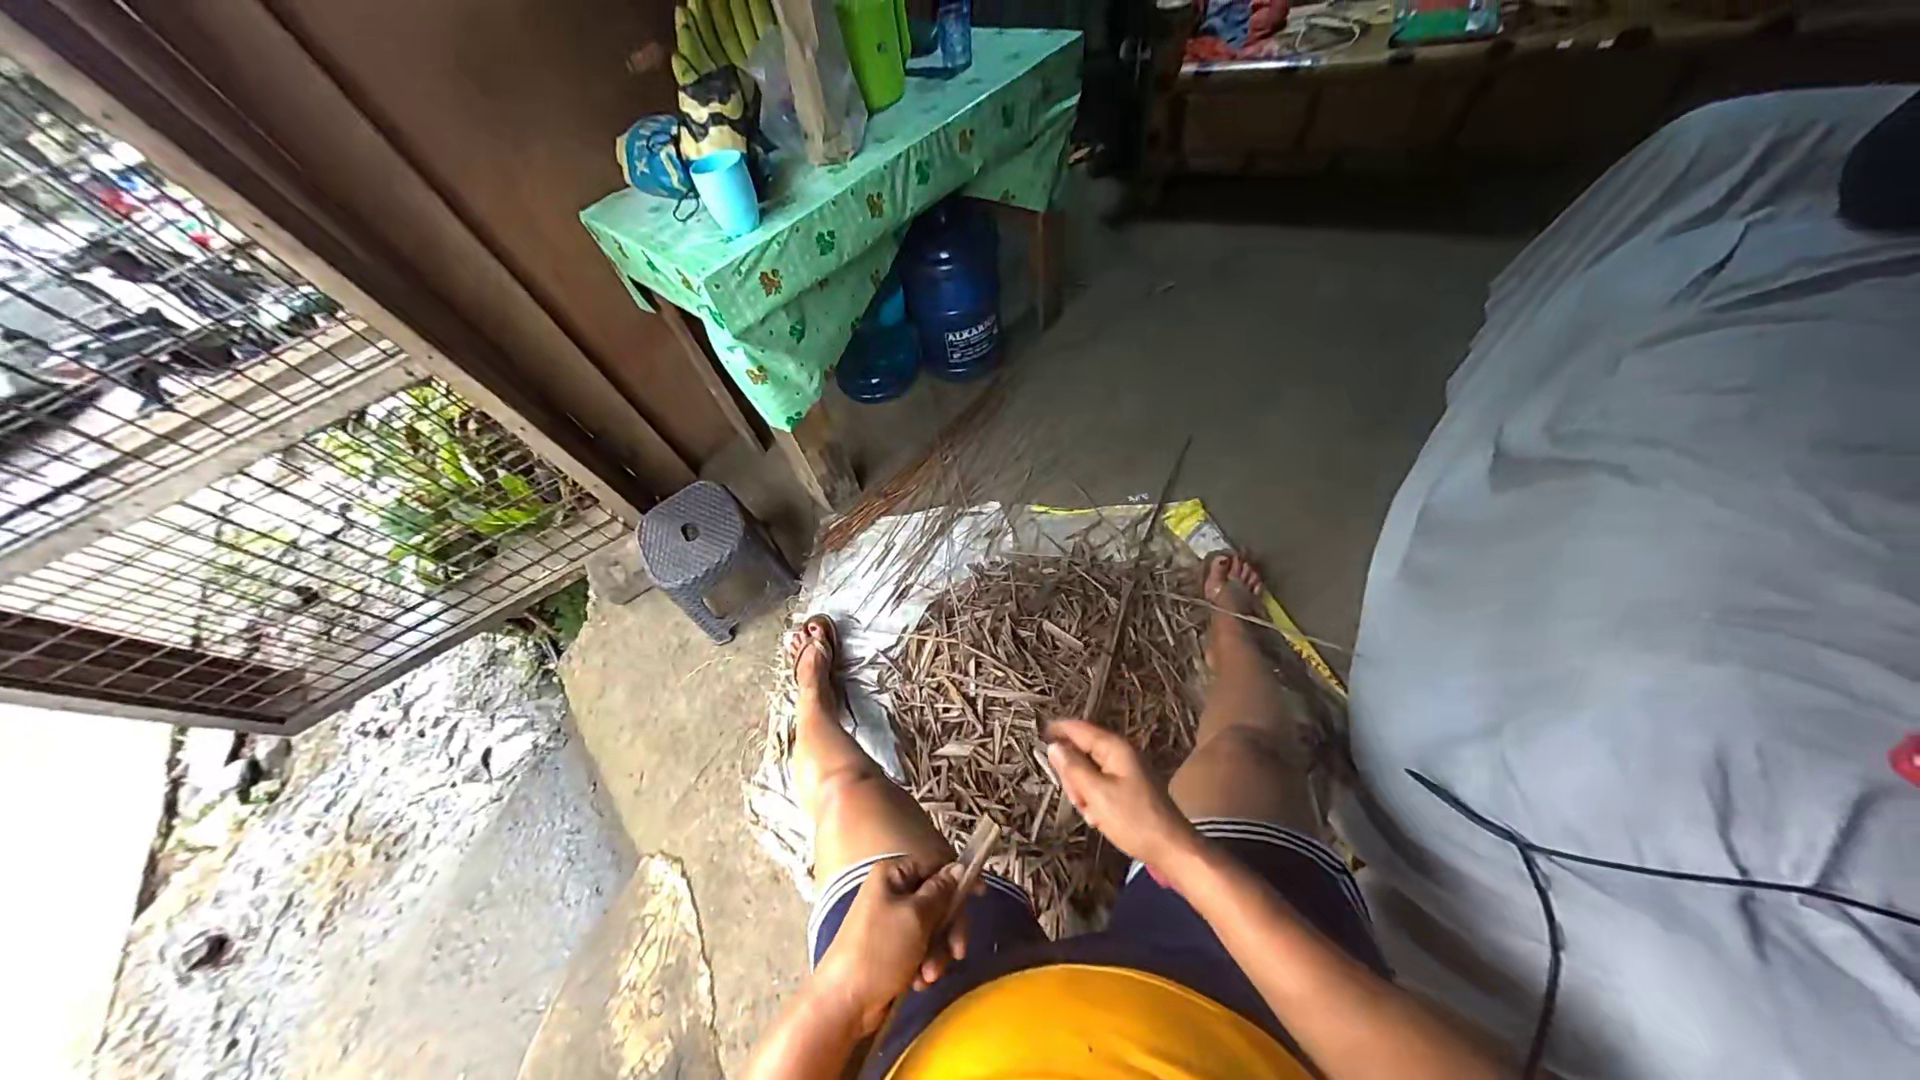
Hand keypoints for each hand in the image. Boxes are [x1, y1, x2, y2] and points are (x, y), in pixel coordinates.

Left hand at [812, 857, 969, 1034]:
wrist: (843, 1003)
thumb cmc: (879, 951)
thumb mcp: (916, 917)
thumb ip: (941, 891)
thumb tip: (958, 868)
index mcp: (893, 874)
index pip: (936, 864)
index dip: (959, 878)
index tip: (980, 895)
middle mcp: (893, 891)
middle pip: (939, 899)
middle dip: (949, 928)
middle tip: (957, 952)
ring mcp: (893, 920)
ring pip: (933, 927)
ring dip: (937, 952)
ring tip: (929, 975)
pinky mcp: (894, 947)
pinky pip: (922, 947)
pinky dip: (926, 963)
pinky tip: (919, 981)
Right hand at [1045, 718, 1197, 865]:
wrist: (1171, 849)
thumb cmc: (1133, 819)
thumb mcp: (1096, 793)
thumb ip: (1073, 768)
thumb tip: (1054, 746)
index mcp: (1115, 748)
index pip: (1080, 729)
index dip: (1058, 730)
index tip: (1038, 735)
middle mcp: (1120, 754)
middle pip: (1082, 752)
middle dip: (1072, 774)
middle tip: (1077, 798)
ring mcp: (1125, 772)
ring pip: (1088, 772)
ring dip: (1082, 791)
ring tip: (1091, 812)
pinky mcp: (1127, 789)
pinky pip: (1099, 786)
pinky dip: (1094, 800)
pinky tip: (1099, 818)